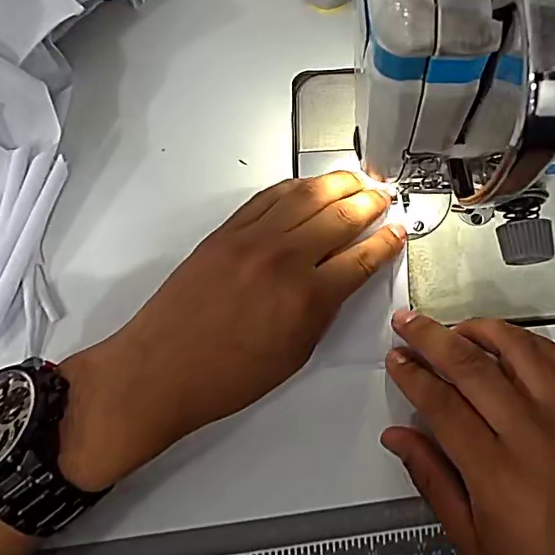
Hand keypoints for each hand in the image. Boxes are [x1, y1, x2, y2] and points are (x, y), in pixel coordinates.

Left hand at [54, 172, 404, 490]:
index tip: (397, 230)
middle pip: (341, 216)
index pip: (361, 258)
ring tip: (358, 178)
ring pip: (307, 195)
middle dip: (370, 202)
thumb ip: (324, 310)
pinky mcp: (226, 231)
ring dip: (339, 182)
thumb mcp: (294, 353)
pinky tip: (309, 184)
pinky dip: (295, 185)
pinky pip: (269, 197)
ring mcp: (252, 240)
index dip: (386, 241)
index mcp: (307, 299)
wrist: (157, 371)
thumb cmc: (223, 376)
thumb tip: (344, 278)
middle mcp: (283, 261)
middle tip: (384, 196)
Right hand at [381, 313, 554, 554]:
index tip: (397, 359)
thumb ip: (432, 479)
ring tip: (455, 327)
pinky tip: (509, 340)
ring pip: (517, 349)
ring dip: (480, 328)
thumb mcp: (471, 541)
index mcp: (496, 473)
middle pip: (473, 366)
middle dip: (432, 337)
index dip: (413, 375)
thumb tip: (398, 437)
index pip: (443, 404)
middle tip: (409, 324)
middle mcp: (530, 435)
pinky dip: (529, 340)